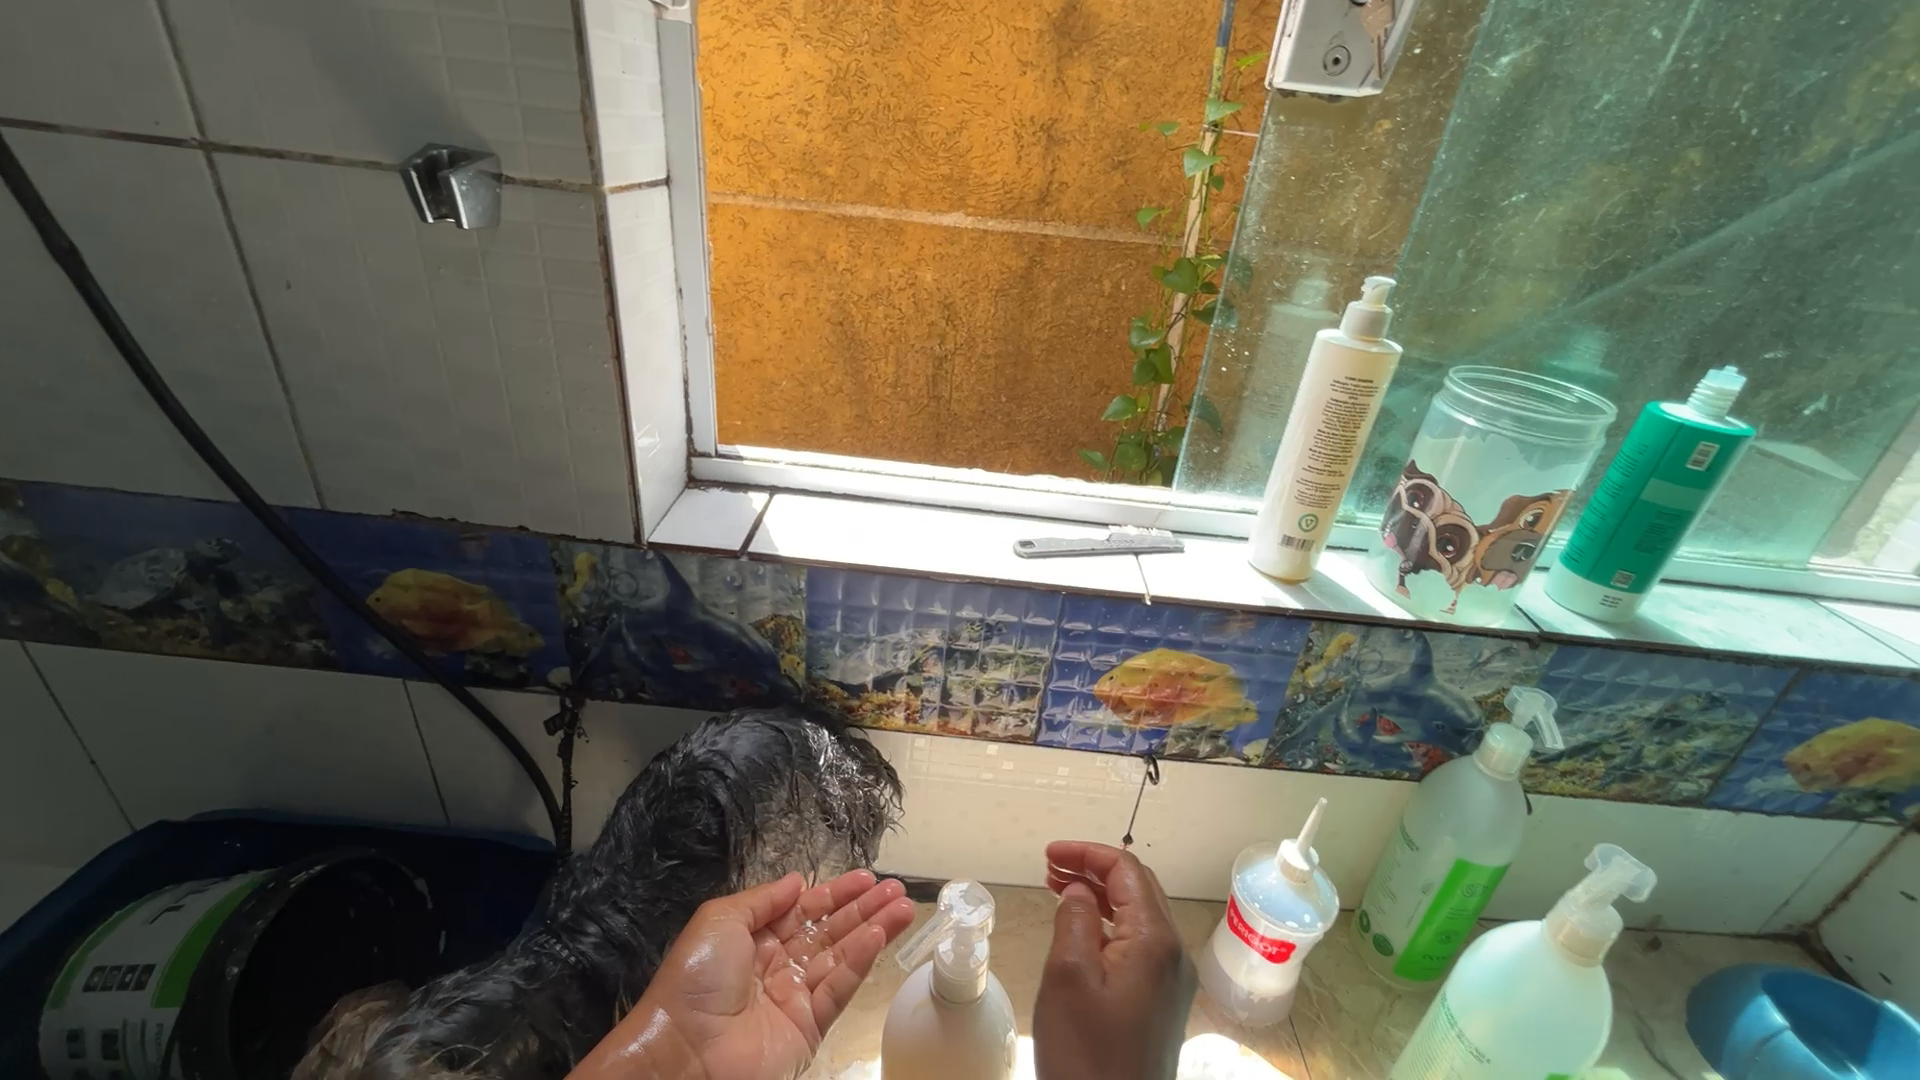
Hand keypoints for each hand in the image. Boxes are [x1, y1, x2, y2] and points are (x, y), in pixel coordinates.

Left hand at [571, 869, 915, 1079]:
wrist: (684, 1053)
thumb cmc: (697, 977)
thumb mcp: (720, 919)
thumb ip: (764, 898)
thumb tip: (798, 880)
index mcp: (756, 940)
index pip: (805, 911)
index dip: (836, 893)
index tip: (866, 878)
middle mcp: (780, 965)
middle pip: (830, 930)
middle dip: (864, 908)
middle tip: (896, 888)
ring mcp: (797, 997)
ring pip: (843, 955)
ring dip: (875, 929)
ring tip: (904, 907)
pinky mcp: (810, 1027)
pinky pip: (839, 987)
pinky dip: (861, 961)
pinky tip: (880, 935)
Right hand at [1034, 841, 1194, 1079]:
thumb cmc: (1086, 1052)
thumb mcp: (1068, 976)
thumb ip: (1073, 920)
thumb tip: (1078, 890)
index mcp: (1155, 940)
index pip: (1126, 871)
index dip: (1086, 853)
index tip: (1048, 853)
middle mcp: (1173, 953)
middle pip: (1138, 888)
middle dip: (1093, 869)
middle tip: (1050, 868)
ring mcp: (1172, 980)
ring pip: (1138, 915)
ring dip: (1099, 895)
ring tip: (1057, 888)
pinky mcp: (1162, 1002)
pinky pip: (1138, 944)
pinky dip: (1107, 924)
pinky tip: (1079, 929)